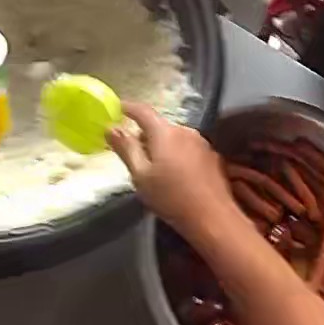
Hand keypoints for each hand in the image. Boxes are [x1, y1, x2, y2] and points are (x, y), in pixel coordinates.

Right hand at [106, 103, 243, 236]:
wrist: (212, 216)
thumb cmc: (170, 197)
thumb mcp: (140, 175)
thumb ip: (126, 149)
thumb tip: (111, 128)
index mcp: (165, 133)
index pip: (143, 111)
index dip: (128, 107)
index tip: (117, 108)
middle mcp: (186, 131)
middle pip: (160, 126)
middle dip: (145, 135)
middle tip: (133, 152)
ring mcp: (202, 142)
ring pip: (175, 137)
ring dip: (162, 145)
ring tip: (154, 168)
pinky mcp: (212, 156)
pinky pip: (188, 148)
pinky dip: (177, 154)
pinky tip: (176, 174)